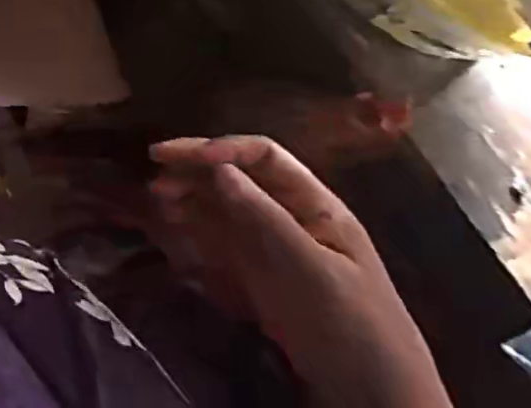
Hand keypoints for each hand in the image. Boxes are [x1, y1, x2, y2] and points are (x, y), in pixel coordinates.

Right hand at [150, 136, 450, 407]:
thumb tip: (217, 167)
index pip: (263, 156)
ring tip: (157, 201)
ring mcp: (269, 245)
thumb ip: (263, 217)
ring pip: (220, 204)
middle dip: (194, 170)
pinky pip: (216, 237)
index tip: (179, 158)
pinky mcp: (255, 274)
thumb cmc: (354, 330)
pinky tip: (169, 226)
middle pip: (235, 176)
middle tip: (155, 177)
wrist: (374, 405)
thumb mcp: (311, 271)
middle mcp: (288, 215)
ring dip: (187, 196)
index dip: (221, 148)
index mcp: (314, 205)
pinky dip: (191, 226)